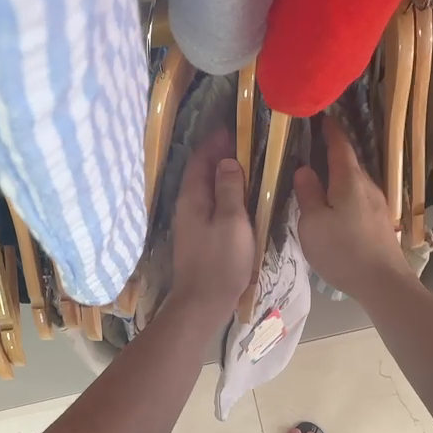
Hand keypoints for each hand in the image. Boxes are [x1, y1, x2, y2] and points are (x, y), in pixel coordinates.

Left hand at [167, 128, 254, 321]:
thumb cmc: (220, 262)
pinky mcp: (199, 240)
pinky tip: (238, 201)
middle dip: (219, 157)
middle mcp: (187, 207)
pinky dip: (223, 197)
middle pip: (201, 174)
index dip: (215, 142)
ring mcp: (191, 225)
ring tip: (245, 169)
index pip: (200, 159)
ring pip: (206, 192)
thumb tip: (227, 161)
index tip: (234, 128)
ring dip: (222, 178)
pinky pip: (211, 208)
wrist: (202, 304)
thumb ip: (229, 189)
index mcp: (192, 197)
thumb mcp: (231, 220)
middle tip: (244, 145)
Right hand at [292, 116, 411, 302]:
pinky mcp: (381, 223)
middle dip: (332, 154)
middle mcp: (368, 186)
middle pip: (349, 163)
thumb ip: (308, 194)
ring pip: (355, 183)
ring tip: (322, 180)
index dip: (329, 129)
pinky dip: (347, 196)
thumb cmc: (343, 251)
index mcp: (349, 179)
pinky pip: (360, 200)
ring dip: (339, 178)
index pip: (340, 144)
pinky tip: (338, 208)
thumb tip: (304, 170)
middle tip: (312, 149)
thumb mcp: (313, 224)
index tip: (319, 116)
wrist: (383, 282)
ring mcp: (379, 205)